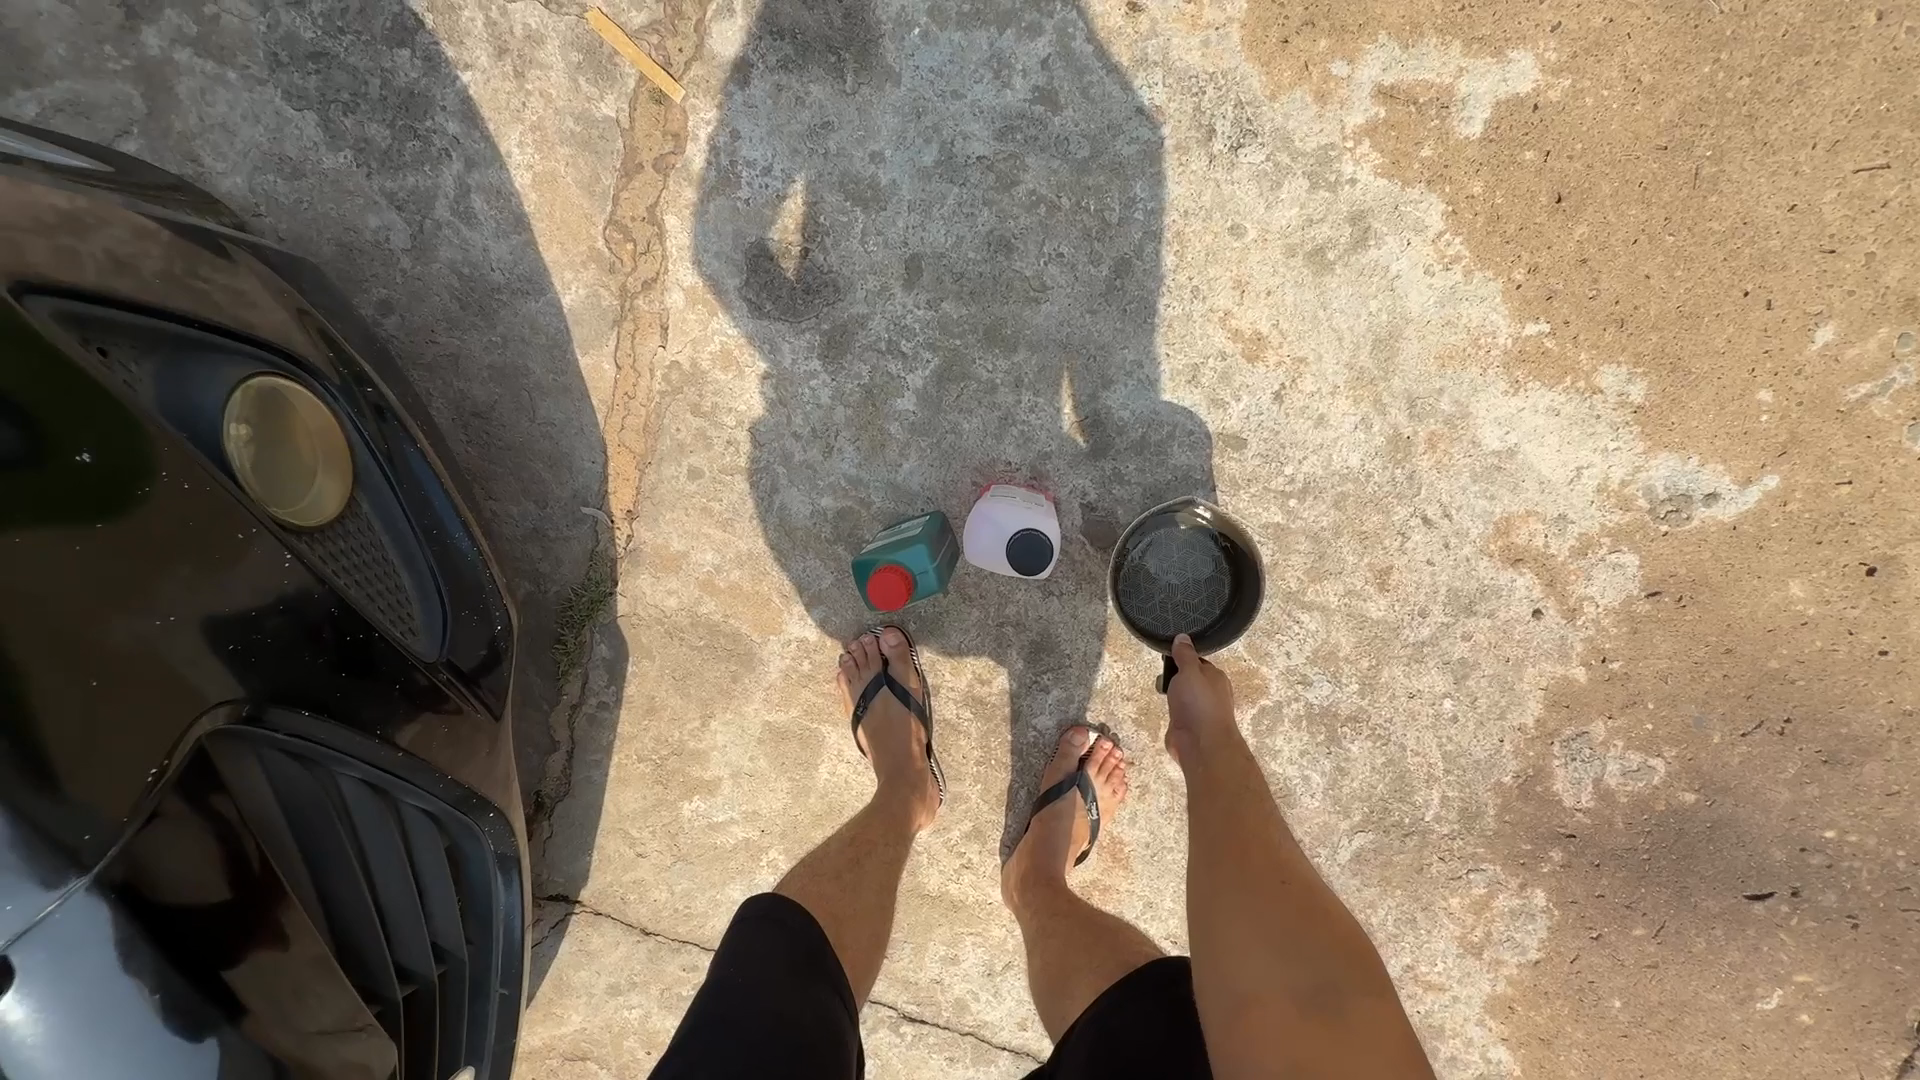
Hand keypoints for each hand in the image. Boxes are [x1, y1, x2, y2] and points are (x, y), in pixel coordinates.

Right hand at [1165, 634, 1234, 766]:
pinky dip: (1172, 709)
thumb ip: (1184, 654)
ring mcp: (1201, 710)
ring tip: (1162, 692)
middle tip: (1164, 677)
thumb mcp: (1189, 671)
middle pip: (1189, 678)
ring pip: (1183, 695)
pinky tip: (1166, 709)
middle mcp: (1211, 692)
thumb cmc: (1198, 703)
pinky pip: (1179, 710)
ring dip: (1172, 694)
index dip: (1182, 658)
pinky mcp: (1190, 725)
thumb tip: (1183, 637)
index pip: (1197, 661)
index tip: (1168, 657)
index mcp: (1215, 677)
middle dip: (1174, 677)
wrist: (1199, 743)